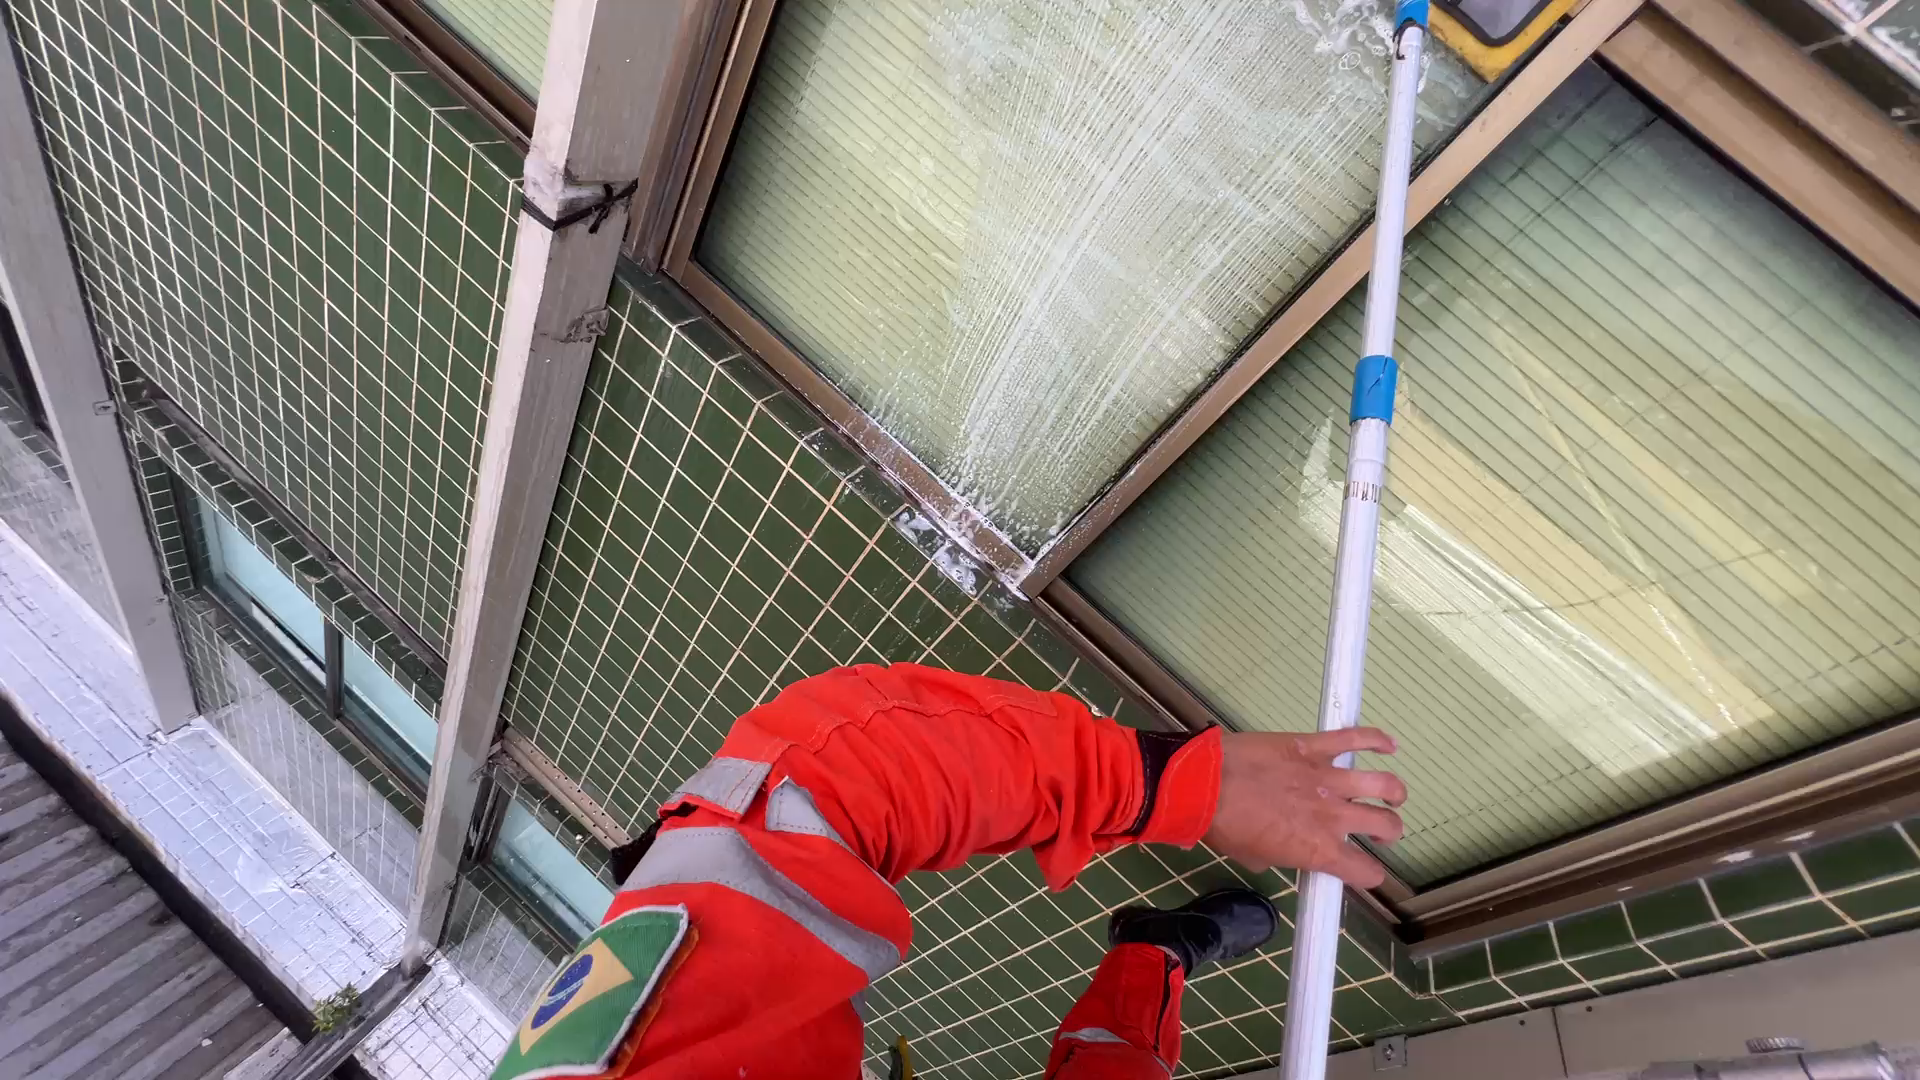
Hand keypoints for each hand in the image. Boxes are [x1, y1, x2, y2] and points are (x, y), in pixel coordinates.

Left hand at [1201, 728, 1405, 888]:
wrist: (1203, 782)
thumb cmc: (1222, 824)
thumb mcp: (1252, 856)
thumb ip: (1278, 856)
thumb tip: (1277, 850)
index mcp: (1320, 850)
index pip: (1367, 872)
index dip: (1365, 873)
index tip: (1358, 867)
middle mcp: (1333, 815)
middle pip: (1386, 825)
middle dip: (1387, 831)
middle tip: (1376, 829)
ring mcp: (1326, 777)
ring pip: (1383, 783)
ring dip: (1393, 792)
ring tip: (1391, 795)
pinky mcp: (1311, 746)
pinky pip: (1353, 737)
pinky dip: (1377, 738)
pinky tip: (1388, 744)